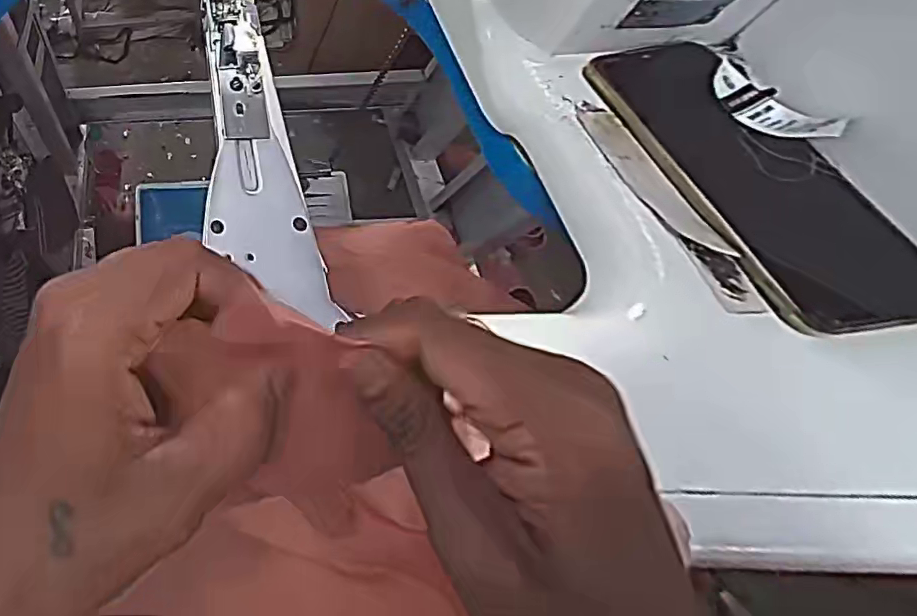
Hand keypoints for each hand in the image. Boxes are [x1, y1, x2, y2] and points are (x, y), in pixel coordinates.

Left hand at [0, 240, 285, 615]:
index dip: (238, 292)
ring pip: (153, 274)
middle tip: (248, 354)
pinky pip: (131, 295)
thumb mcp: (177, 492)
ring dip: (195, 311)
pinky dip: (169, 321)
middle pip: (169, 260)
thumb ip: (246, 422)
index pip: (186, 261)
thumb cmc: (70, 534)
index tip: (261, 339)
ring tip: (217, 369)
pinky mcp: (60, 327)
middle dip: (220, 301)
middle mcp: (67, 301)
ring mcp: (58, 310)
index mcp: (89, 325)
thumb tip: (280, 371)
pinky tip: (178, 374)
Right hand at [340, 299, 694, 615]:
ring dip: (418, 362)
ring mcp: (577, 385)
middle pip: (455, 328)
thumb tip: (363, 361)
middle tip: (355, 388)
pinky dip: (448, 375)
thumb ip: (416, 437)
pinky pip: (490, 360)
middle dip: (395, 348)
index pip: (441, 332)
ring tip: (384, 403)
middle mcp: (574, 382)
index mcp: (556, 413)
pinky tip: (428, 410)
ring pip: (467, 338)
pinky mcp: (571, 394)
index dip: (378, 335)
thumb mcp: (474, 541)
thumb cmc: (562, 612)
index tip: (338, 362)